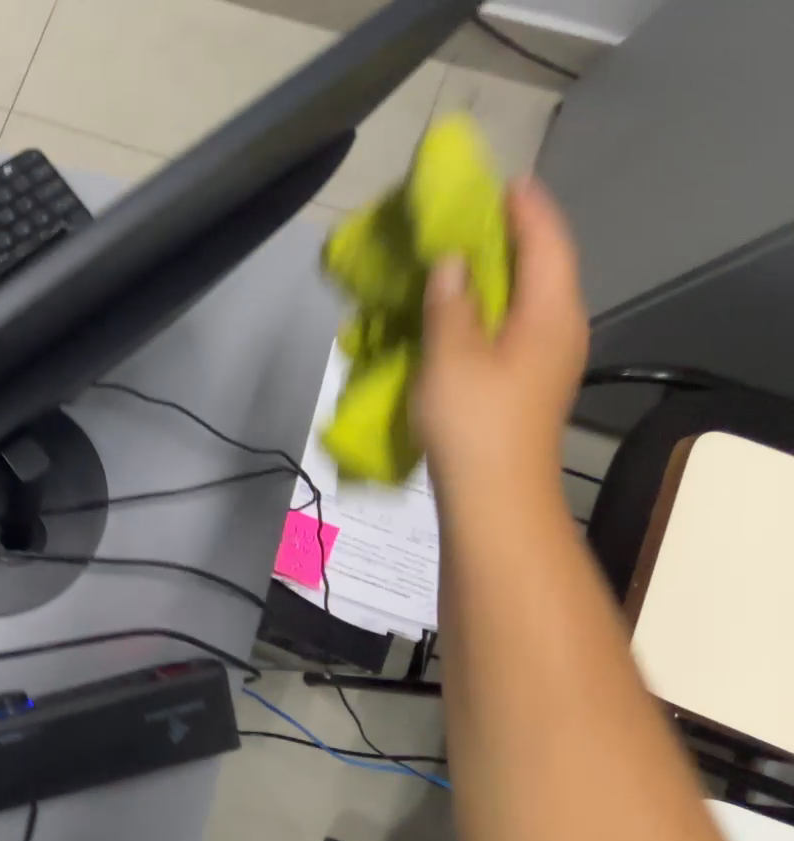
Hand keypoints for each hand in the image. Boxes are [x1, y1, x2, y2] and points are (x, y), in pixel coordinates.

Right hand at [417, 178, 588, 493]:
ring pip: (526, 297)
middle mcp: (559, 326)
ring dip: (495, 273)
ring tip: (460, 257)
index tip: (503, 181)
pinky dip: (487, 304)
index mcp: (549, 313)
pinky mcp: (526, 377)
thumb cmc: (474, 419)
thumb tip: (451, 261)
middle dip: (511, 237)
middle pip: (542, 267)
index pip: (545, 244)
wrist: (495, 489)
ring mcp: (546, 355)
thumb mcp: (452, 357)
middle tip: (474, 215)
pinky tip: (459, 308)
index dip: (526, 210)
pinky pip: (511, 322)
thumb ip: (451, 305)